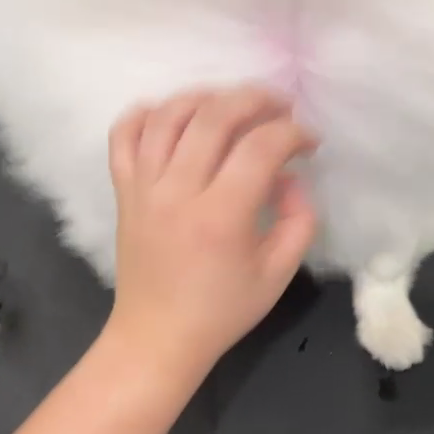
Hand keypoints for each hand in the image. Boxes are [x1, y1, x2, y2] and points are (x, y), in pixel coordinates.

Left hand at [103, 86, 318, 377]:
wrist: (158, 337)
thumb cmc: (223, 311)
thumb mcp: (278, 273)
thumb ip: (299, 220)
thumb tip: (292, 177)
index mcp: (222, 217)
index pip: (260, 148)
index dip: (293, 133)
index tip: (310, 141)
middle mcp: (178, 192)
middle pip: (214, 116)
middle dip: (255, 99)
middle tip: (281, 105)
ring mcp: (144, 188)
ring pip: (168, 115)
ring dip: (206, 96)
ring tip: (233, 103)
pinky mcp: (123, 192)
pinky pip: (123, 136)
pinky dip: (145, 113)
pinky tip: (171, 112)